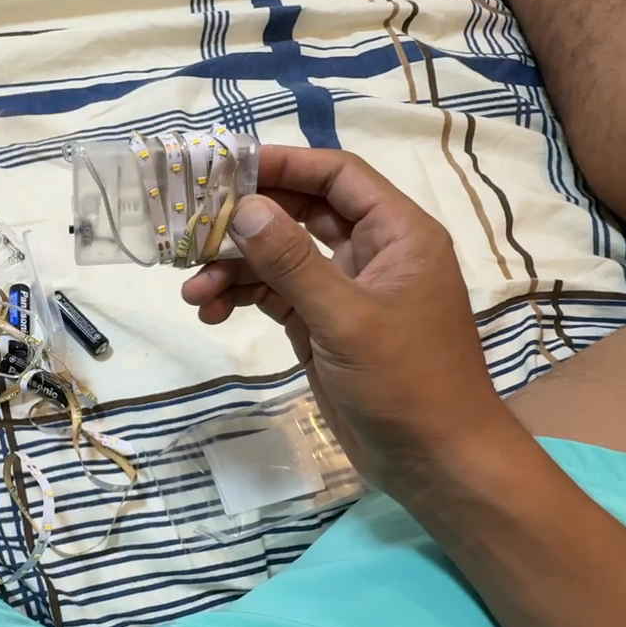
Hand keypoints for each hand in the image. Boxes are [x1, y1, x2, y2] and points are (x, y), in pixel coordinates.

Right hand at [181, 146, 514, 500]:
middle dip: (246, 222)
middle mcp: (369, 253)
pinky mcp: (321, 325)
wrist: (432, 462)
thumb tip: (243, 208)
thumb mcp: (345, 318)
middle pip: (299, 214)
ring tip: (192, 291)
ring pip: (279, 259)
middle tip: (193, 227)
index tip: (226, 167)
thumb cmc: (406, 383)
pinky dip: (242, 300)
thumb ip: (292, 262)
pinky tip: (212, 313)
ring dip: (234, 270)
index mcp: (397, 234)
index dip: (285, 164)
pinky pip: (274, 296)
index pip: (337, 176)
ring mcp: (342, 290)